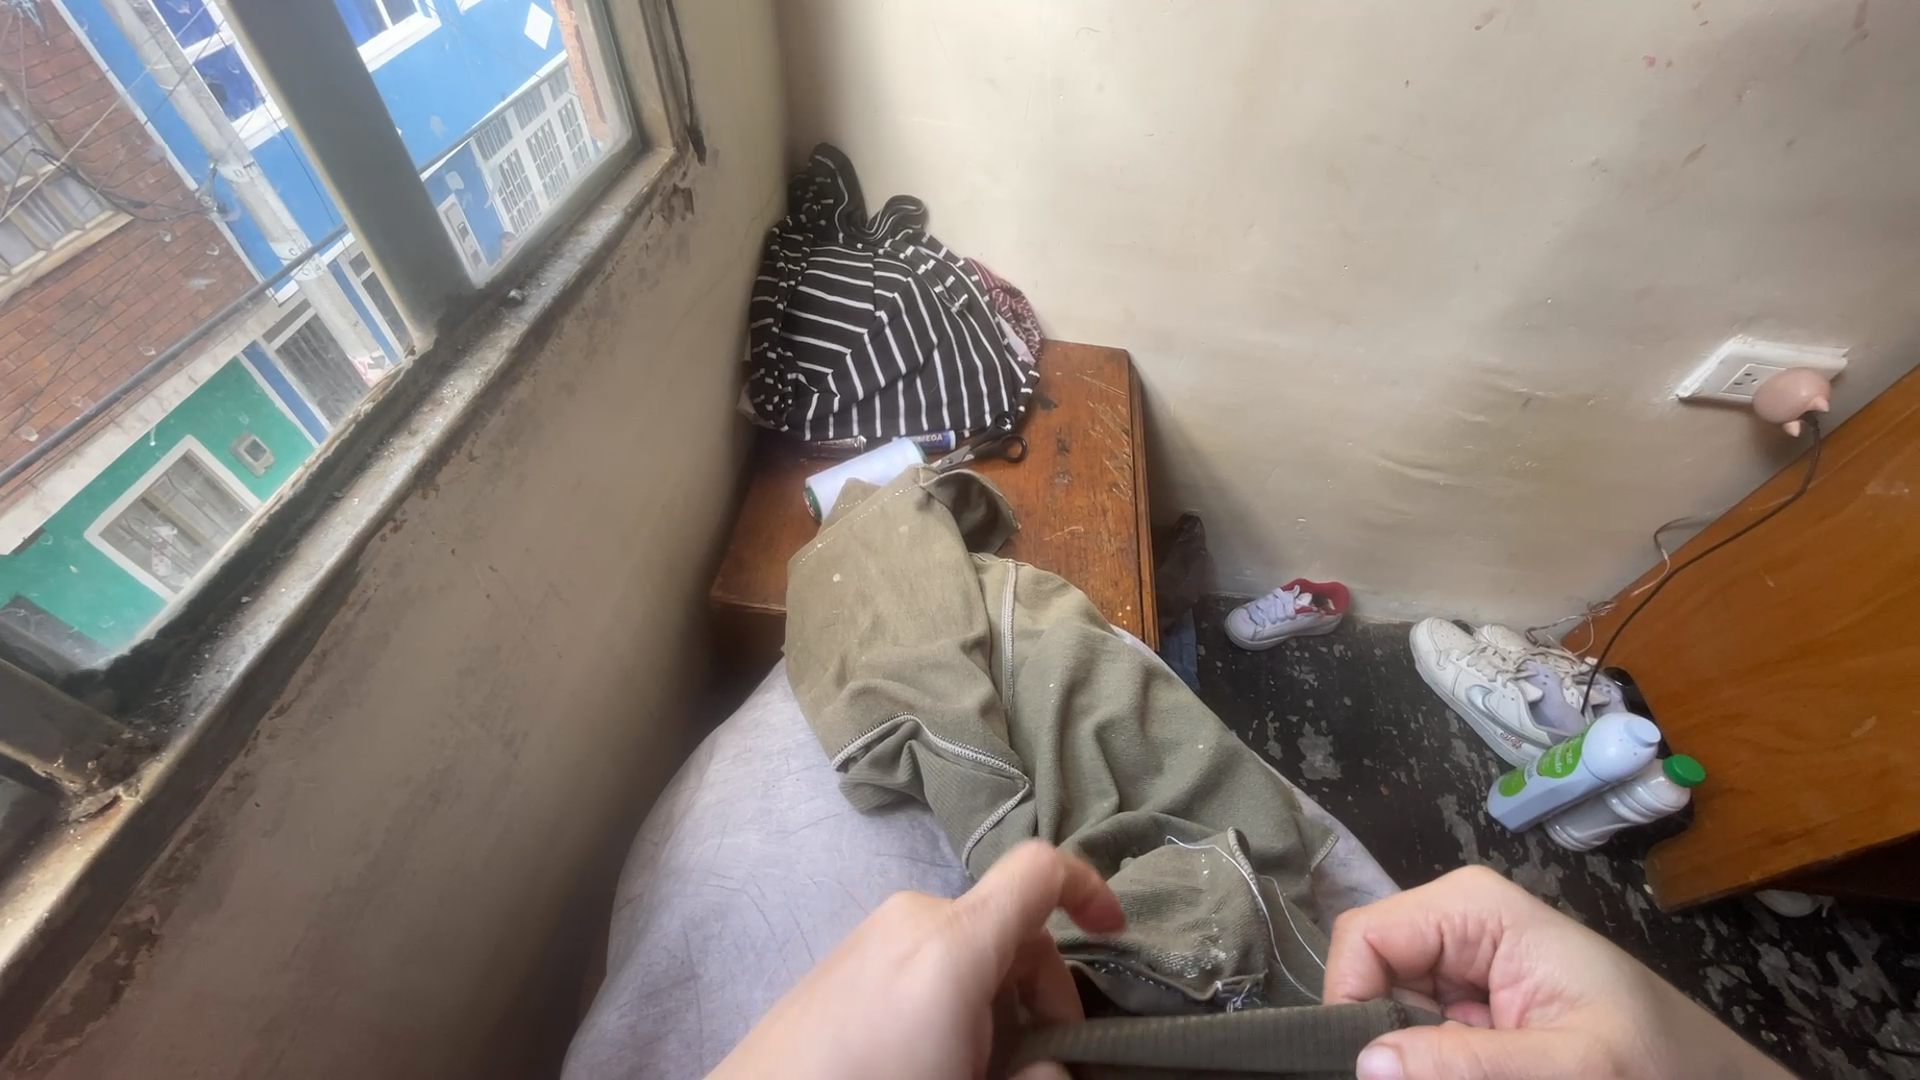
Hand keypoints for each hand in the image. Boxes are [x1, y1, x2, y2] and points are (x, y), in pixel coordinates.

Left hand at [706, 840, 1124, 1079]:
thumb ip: (1035, 1079)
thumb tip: (1053, 1065)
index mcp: (952, 943)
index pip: (1037, 871)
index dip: (1089, 887)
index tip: (1115, 932)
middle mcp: (915, 916)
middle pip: (1009, 921)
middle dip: (1041, 986)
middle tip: (1036, 1066)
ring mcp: (875, 930)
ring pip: (970, 943)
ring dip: (998, 998)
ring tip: (976, 1068)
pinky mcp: (847, 952)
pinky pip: (927, 954)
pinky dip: (956, 992)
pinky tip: (931, 1055)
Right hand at [1324, 865, 1793, 1079]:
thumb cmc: (1668, 1067)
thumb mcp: (1576, 1069)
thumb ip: (1471, 1063)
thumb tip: (1366, 1065)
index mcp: (1469, 906)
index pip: (1365, 936)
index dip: (1350, 999)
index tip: (1369, 1069)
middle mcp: (1454, 919)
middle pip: (1373, 971)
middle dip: (1388, 1036)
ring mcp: (1463, 957)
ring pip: (1393, 1005)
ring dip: (1412, 1054)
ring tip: (1446, 1075)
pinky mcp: (1474, 996)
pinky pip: (1425, 1027)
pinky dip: (1433, 1061)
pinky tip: (1465, 1072)